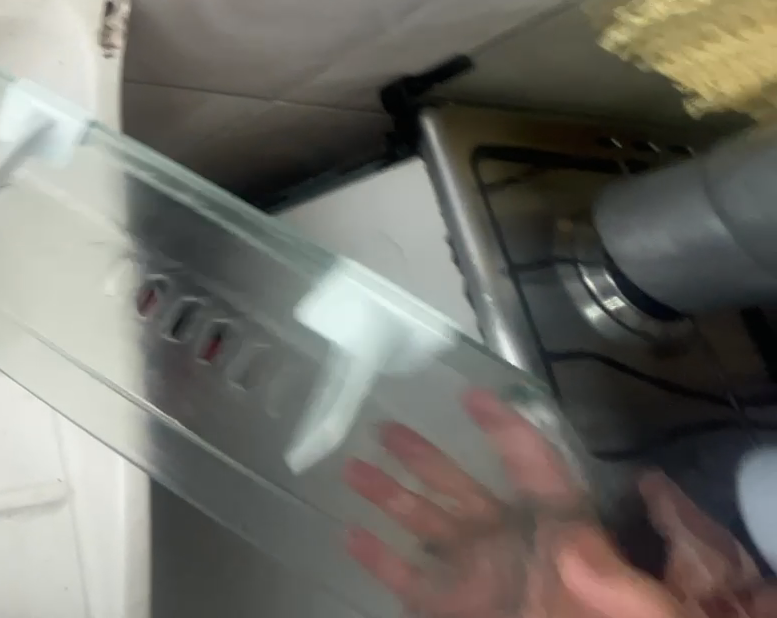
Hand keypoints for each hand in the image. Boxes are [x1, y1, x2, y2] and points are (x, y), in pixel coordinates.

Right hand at [344, 389, 685, 617]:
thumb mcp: (639, 610)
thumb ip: (618, 578)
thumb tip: (574, 545)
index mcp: (560, 539)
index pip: (534, 473)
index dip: (506, 431)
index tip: (472, 395)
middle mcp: (511, 548)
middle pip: (461, 488)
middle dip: (423, 456)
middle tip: (384, 426)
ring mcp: (478, 577)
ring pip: (424, 523)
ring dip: (388, 494)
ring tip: (352, 468)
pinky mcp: (451, 607)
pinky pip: (408, 578)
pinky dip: (378, 558)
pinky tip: (351, 534)